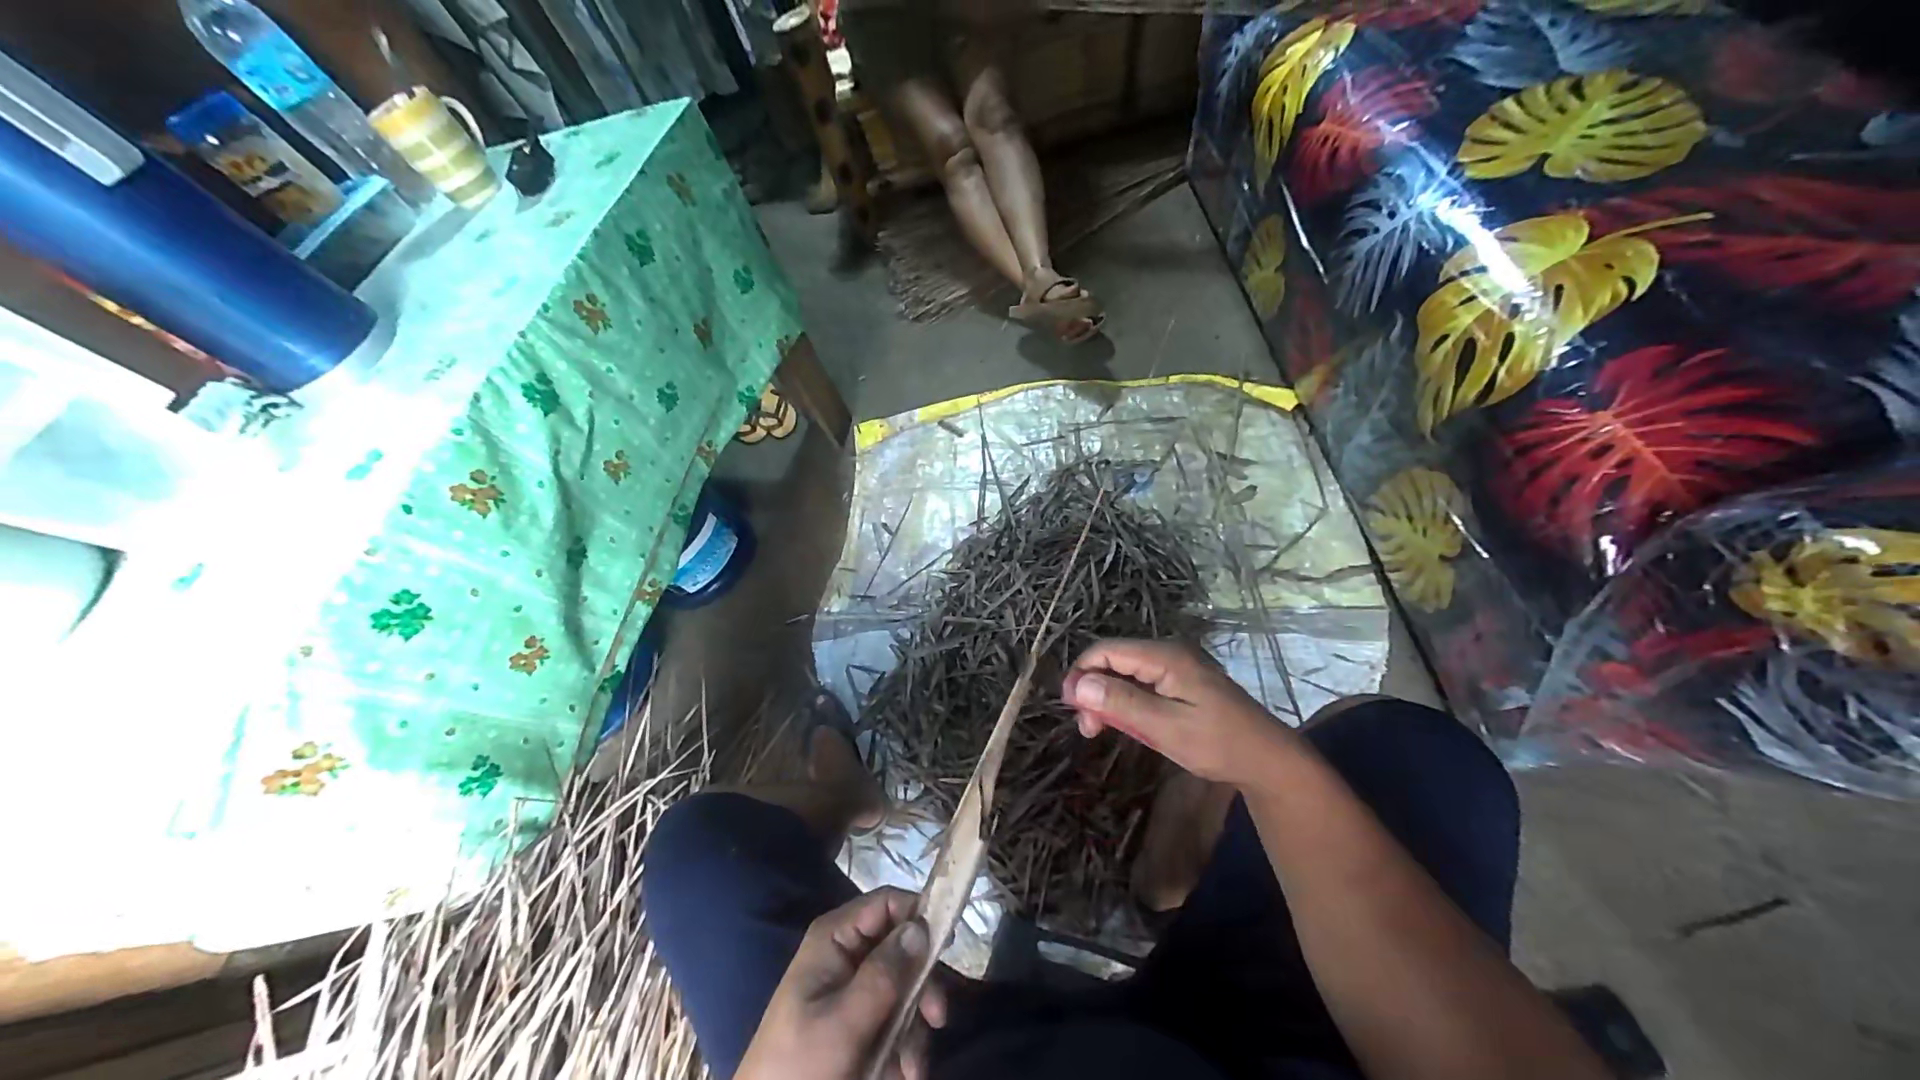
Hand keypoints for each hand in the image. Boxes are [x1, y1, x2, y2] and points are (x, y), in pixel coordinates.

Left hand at [736, 888, 947, 1079]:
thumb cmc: (800, 1066)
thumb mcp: (844, 1023)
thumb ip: (884, 974)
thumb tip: (921, 927)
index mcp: (835, 937)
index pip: (888, 902)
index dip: (920, 916)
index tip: (948, 949)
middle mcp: (847, 952)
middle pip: (903, 946)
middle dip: (922, 987)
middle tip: (936, 1020)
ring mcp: (853, 986)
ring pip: (906, 986)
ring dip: (915, 1027)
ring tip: (910, 1069)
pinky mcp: (859, 1018)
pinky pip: (896, 1017)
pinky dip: (905, 1044)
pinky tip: (903, 1073)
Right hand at [1063, 639, 1303, 789]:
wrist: (1268, 761)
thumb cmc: (1218, 744)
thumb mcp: (1166, 727)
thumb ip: (1122, 703)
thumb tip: (1078, 684)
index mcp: (1165, 657)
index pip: (1106, 650)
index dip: (1081, 673)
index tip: (1070, 708)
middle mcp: (1168, 654)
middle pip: (1113, 660)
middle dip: (1092, 689)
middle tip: (1088, 729)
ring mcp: (1176, 668)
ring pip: (1125, 673)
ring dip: (1107, 698)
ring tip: (1101, 730)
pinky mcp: (1181, 683)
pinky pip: (1141, 684)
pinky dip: (1126, 702)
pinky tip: (1126, 724)